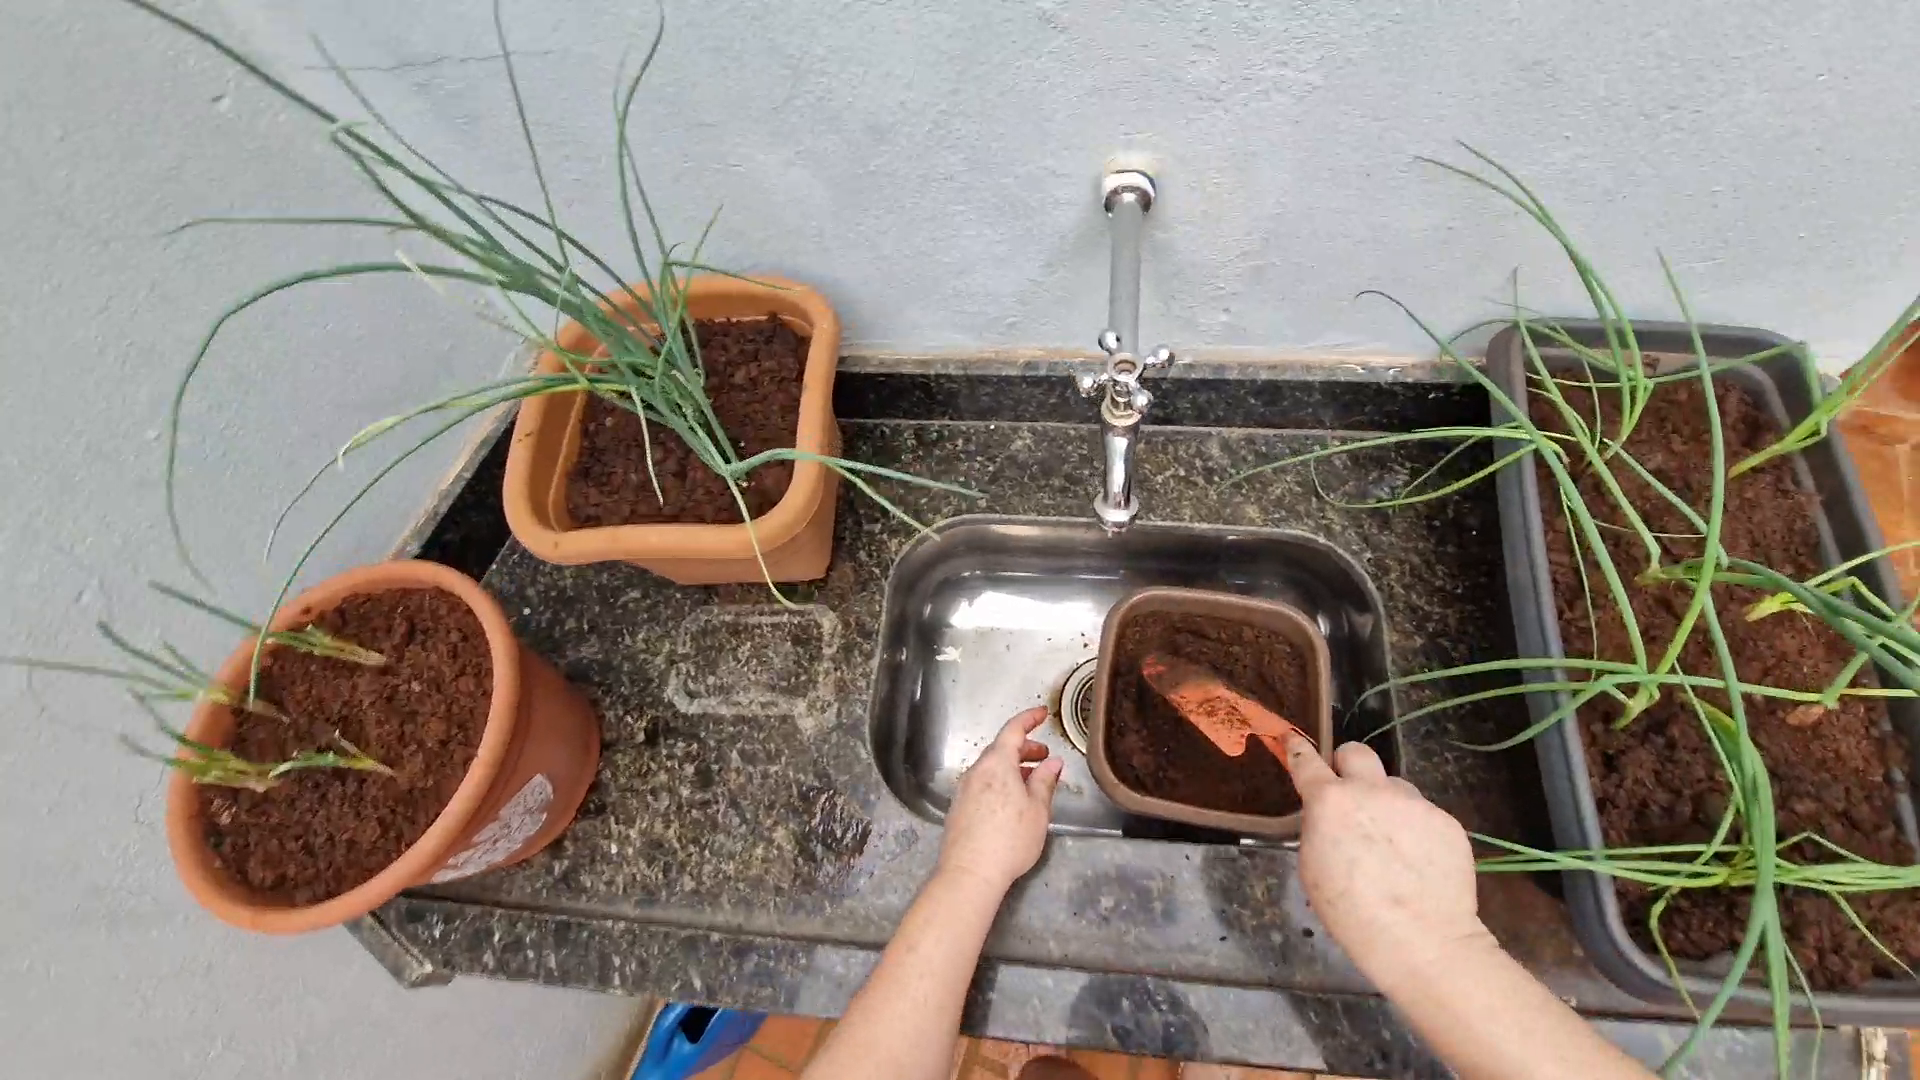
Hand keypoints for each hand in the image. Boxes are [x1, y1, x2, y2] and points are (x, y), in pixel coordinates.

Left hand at [937, 706, 1064, 893]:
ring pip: (991, 768)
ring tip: (1032, 782)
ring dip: (1013, 768)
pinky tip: (1012, 801)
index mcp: (997, 764)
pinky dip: (1000, 782)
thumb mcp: (1037, 810)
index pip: (1013, 730)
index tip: (1043, 713)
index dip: (1029, 719)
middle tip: (1044, 757)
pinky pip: (983, 783)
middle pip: (1001, 749)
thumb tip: (1054, 763)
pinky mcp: (959, 806)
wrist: (970, 873)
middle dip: (1024, 749)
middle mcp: (977, 771)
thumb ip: (1045, 782)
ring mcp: (965, 788)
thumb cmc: (1010, 839)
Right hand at [1281, 735, 1491, 984]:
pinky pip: (1423, 814)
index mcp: (1330, 800)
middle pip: (1356, 752)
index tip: (1294, 742)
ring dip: (1386, 803)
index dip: (1298, 748)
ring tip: (1393, 845)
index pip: (1306, 759)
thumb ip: (1319, 826)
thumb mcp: (1312, 865)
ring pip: (1394, 786)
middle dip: (1347, 767)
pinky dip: (1416, 830)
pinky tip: (1418, 863)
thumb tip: (1329, 815)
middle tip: (1349, 795)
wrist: (1424, 942)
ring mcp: (1414, 804)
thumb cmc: (1352, 911)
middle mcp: (1371, 790)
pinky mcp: (1447, 822)